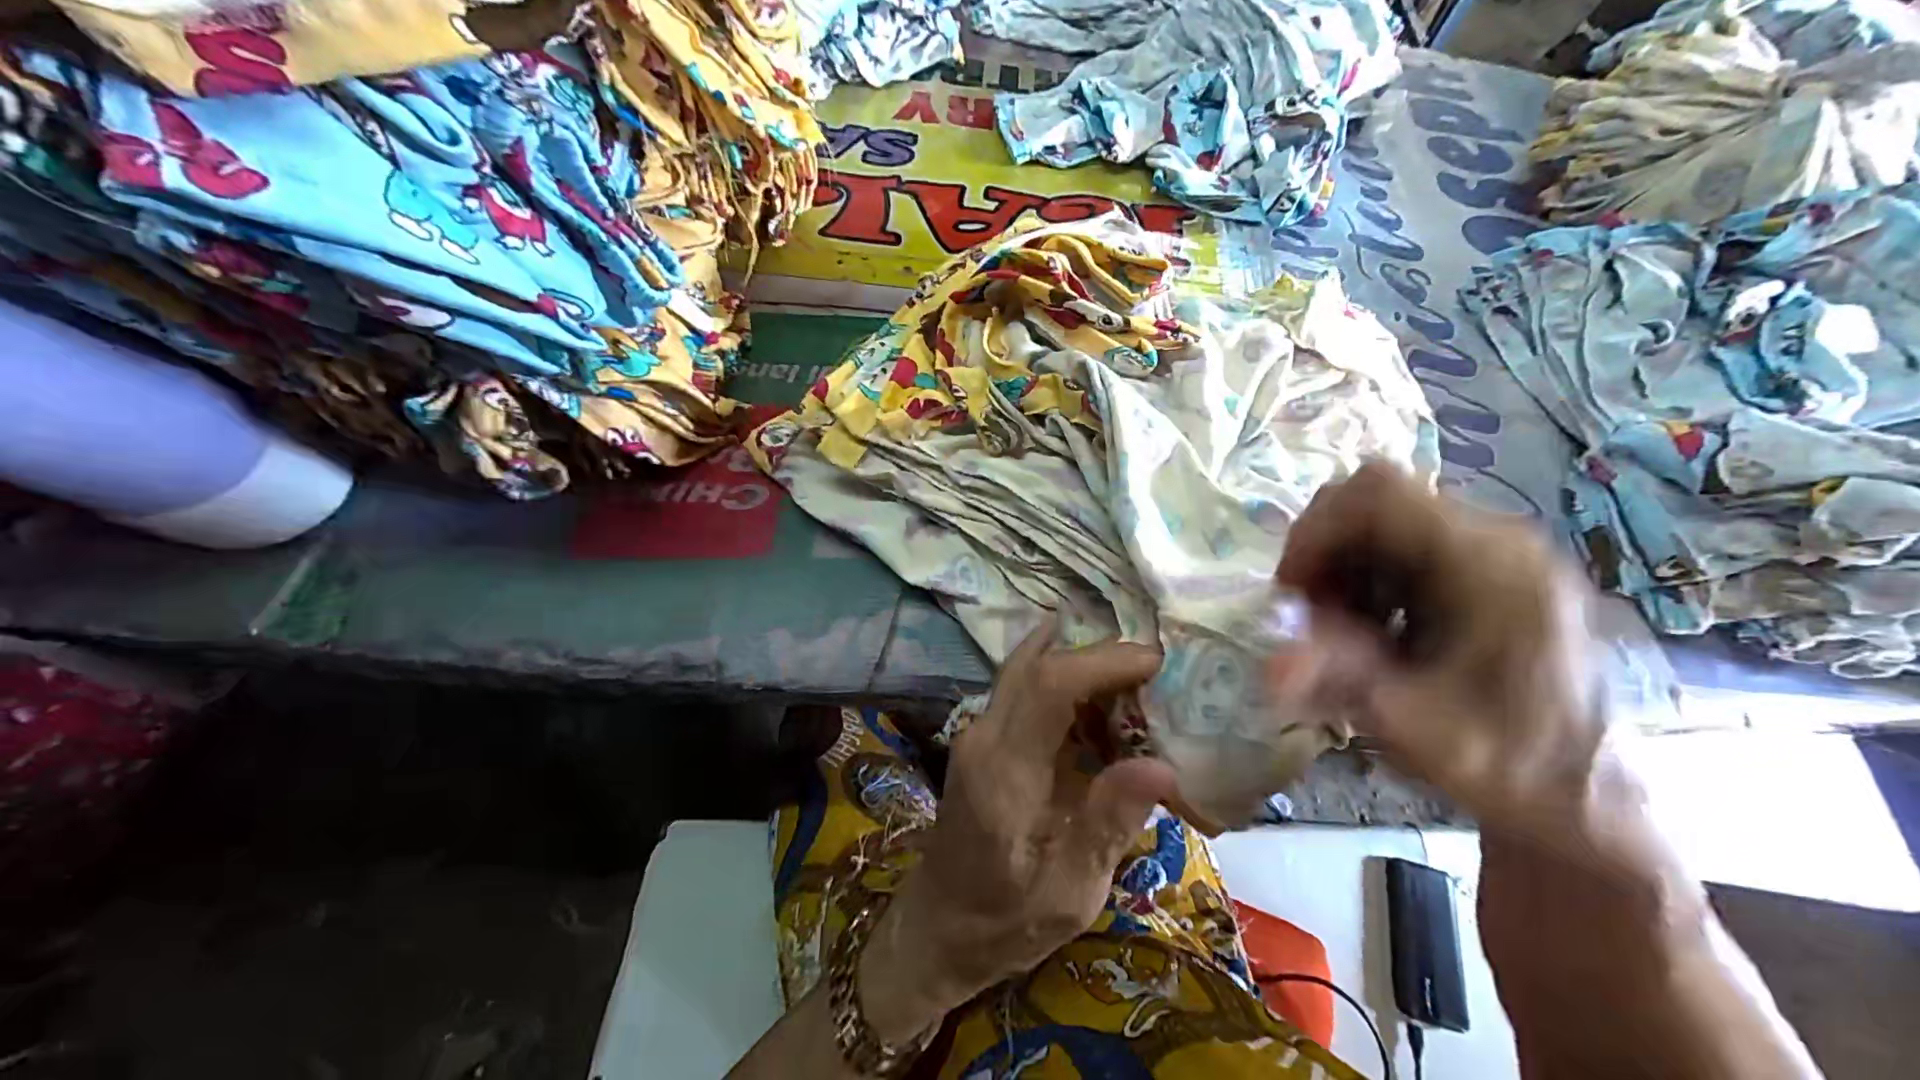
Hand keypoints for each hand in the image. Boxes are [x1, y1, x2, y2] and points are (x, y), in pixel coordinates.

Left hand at [858, 621, 1175, 1042]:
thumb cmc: (1007, 920)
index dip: (1103, 661)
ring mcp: (979, 733)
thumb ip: (1110, 824)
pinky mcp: (985, 739)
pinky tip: (1105, 705)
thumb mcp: (1070, 892)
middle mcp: (984, 737)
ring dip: (1083, 665)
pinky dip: (1068, 683)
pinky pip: (1026, 689)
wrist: (940, 925)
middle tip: (1158, 668)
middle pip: (1037, 663)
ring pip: (1028, 668)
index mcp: (1005, 772)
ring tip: (1139, 682)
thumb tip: (1163, 766)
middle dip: (1099, 654)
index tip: (1157, 662)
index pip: (1048, 685)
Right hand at [1272, 464, 1604, 841]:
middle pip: (1370, 501)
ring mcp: (1491, 551)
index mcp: (1490, 566)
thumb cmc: (1510, 766)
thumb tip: (1272, 666)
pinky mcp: (1481, 568)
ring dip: (1339, 568)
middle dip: (1322, 554)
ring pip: (1377, 520)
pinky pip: (1397, 543)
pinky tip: (1373, 631)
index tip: (1292, 593)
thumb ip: (1347, 687)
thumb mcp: (1421, 732)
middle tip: (1312, 617)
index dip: (1316, 530)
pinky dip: (1362, 577)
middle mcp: (1494, 541)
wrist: (1587, 793)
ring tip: (1343, 632)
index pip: (1379, 494)